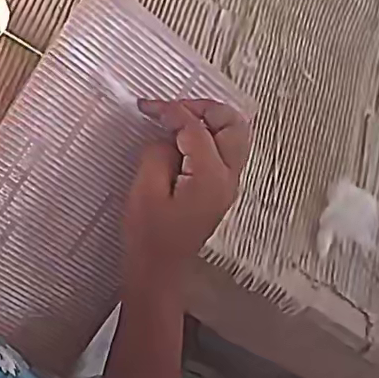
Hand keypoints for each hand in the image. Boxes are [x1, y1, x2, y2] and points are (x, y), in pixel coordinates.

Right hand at [123, 98, 250, 291]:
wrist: (158, 270)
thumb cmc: (149, 239)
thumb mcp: (144, 192)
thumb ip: (157, 155)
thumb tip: (165, 137)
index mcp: (210, 178)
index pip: (197, 129)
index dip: (172, 112)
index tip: (149, 107)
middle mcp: (227, 179)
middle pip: (232, 124)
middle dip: (202, 108)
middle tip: (171, 107)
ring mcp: (227, 186)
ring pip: (233, 136)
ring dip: (208, 120)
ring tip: (177, 119)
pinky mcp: (218, 191)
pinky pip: (224, 151)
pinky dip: (207, 136)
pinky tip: (182, 140)